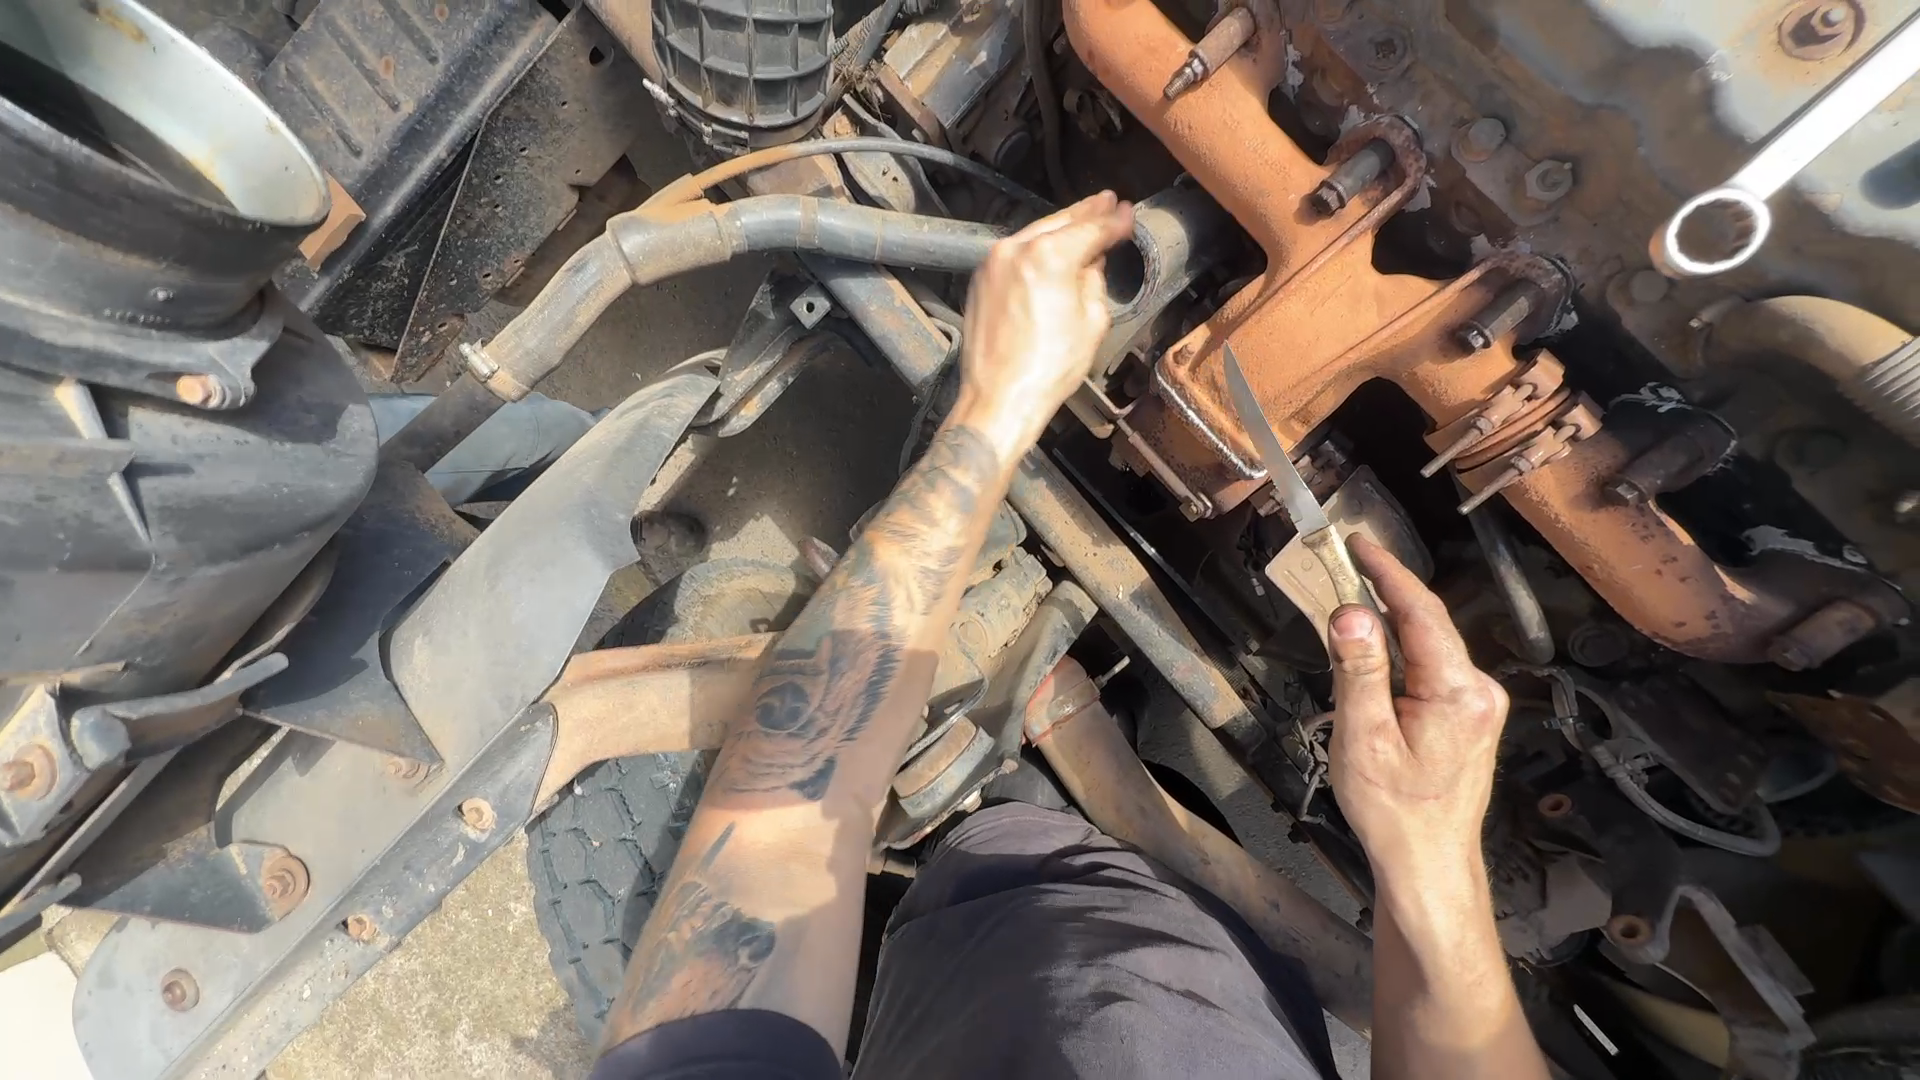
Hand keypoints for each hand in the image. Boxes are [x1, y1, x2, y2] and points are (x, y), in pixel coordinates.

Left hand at [954, 191, 1134, 454]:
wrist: (999, 398)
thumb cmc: (1048, 369)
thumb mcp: (1091, 322)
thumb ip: (1094, 281)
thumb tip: (1091, 261)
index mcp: (1048, 256)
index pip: (1090, 229)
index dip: (1113, 222)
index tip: (1127, 213)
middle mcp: (1015, 250)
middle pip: (1058, 223)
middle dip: (1085, 214)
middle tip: (1106, 202)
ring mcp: (992, 264)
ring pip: (1032, 235)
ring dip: (1058, 229)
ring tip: (1082, 221)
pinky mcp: (978, 282)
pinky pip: (1013, 255)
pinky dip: (1033, 249)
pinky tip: (1049, 251)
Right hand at [1324, 535, 1507, 892]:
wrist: (1428, 862)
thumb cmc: (1393, 808)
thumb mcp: (1364, 737)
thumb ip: (1358, 670)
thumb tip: (1349, 611)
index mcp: (1457, 692)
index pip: (1420, 613)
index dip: (1388, 572)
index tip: (1358, 543)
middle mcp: (1478, 691)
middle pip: (1427, 623)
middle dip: (1386, 589)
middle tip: (1345, 562)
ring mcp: (1476, 704)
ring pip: (1428, 644)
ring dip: (1389, 619)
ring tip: (1350, 597)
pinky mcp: (1467, 717)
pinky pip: (1429, 665)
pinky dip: (1398, 647)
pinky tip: (1372, 646)